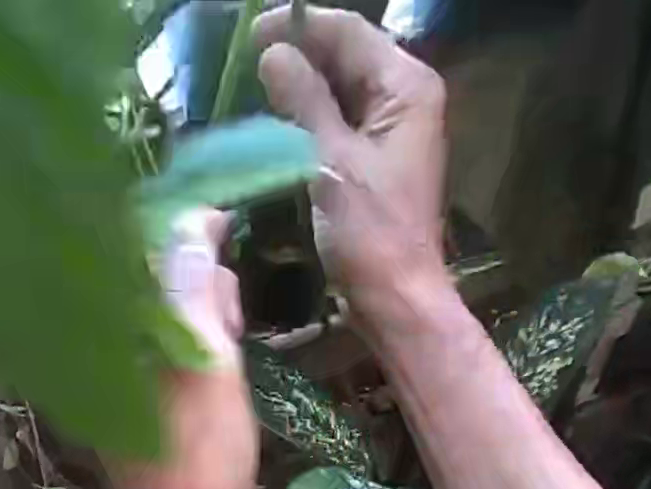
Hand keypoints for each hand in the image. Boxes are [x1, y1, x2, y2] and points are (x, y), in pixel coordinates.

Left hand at [111, 210, 258, 488]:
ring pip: (159, 315)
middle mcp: (96, 354)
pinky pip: (159, 348)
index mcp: (105, 341)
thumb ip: (195, 297)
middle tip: (234, 329)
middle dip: (198, 288)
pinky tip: (215, 369)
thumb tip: (191, 220)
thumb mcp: (210, 374)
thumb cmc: (204, 466)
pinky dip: (190, 346)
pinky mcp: (128, 400)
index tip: (227, 239)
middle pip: (146, 281)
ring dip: (201, 319)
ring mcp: (111, 379)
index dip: (183, 237)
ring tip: (231, 355)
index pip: (132, 253)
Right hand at [254, 6, 447, 306]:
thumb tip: (273, 55)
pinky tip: (277, 132)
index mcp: (405, 88)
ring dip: (299, 95)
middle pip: (346, 61)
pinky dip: (308, 128)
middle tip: (244, 69)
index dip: (299, 28)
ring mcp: (389, 137)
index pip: (349, 33)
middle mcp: (403, 101)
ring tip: (253, 96)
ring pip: (339, 97)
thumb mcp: (332, 163)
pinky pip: (337, 131)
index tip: (248, 37)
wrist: (395, 298)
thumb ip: (305, 103)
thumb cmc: (370, 235)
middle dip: (298, 61)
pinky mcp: (373, 168)